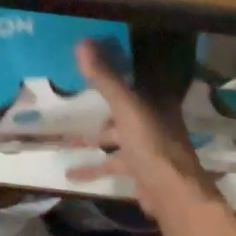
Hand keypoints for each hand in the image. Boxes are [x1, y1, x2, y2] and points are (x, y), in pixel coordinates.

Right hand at [64, 37, 213, 215]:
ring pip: (116, 141)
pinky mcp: (140, 171)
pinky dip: (93, 169)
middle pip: (123, 112)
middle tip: (74, 109)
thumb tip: (82, 44)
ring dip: (91, 143)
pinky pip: (113, 165)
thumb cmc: (151, 144)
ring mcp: (148, 148)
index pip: (136, 81)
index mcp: (155, 102)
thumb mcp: (125, 108)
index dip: (118, 74)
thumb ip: (105, 79)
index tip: (95, 69)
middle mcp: (155, 122)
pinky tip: (72, 174)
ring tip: (65, 144)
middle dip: (99, 113)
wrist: (170, 190)